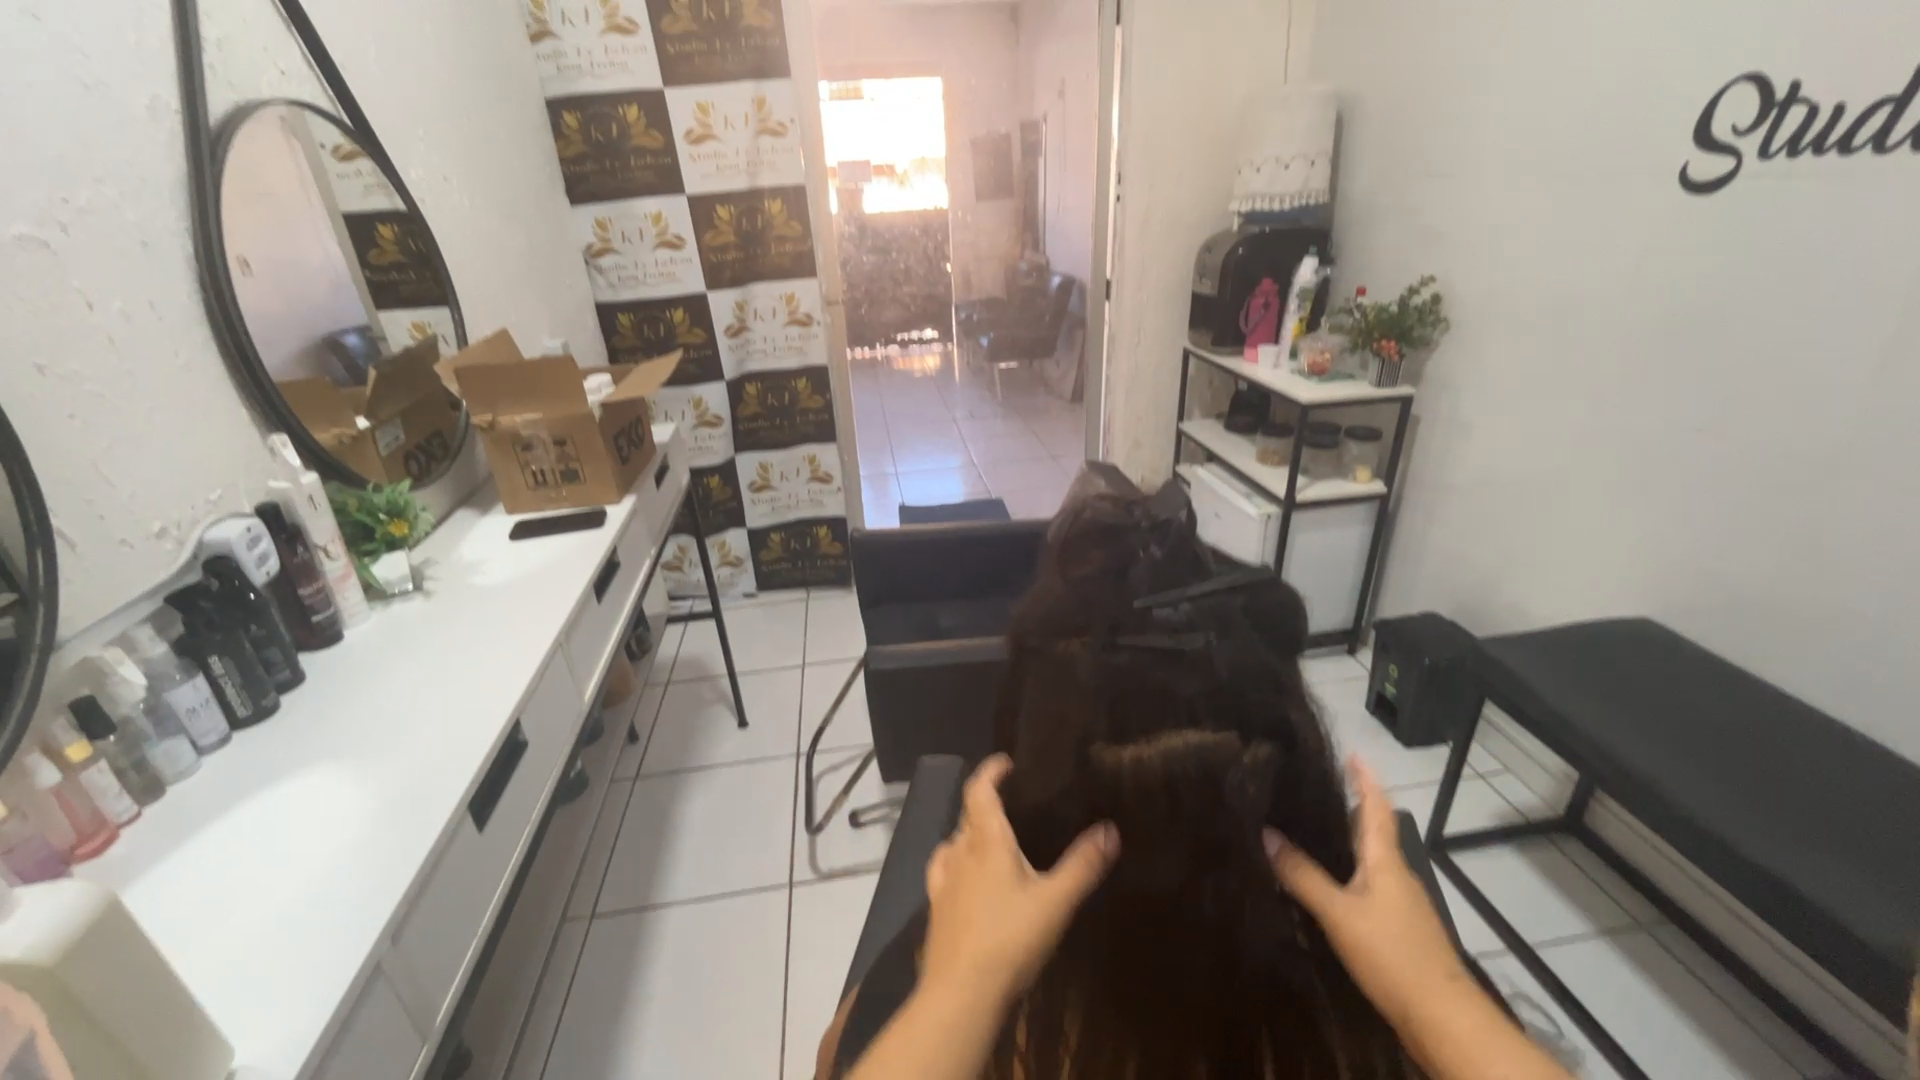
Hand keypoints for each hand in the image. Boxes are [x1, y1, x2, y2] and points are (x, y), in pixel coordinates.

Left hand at [921, 755, 1119, 1009]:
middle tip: (1012, 803)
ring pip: (955, 842)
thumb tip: (1110, 829)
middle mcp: (960, 852)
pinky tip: (965, 878)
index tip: (1005, 763)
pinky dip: (957, 863)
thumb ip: (1083, 866)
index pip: (980, 791)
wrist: (961, 991)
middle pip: (969, 815)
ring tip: (993, 840)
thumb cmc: (1010, 939)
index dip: (990, 771)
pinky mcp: (936, 907)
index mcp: (987, 841)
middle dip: (986, 802)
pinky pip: (944, 870)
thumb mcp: (1056, 902)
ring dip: (971, 833)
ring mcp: (943, 880)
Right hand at [1266, 757, 1471, 1024]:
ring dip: (1343, 843)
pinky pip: (1367, 888)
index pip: (1376, 808)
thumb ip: (1302, 875)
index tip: (1353, 753)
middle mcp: (1396, 875)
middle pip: (1371, 831)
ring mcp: (1400, 904)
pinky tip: (1322, 887)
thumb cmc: (1392, 954)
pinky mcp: (1398, 930)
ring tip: (1305, 832)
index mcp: (1385, 861)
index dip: (1365, 780)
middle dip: (1346, 808)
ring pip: (1368, 861)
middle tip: (1310, 789)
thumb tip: (1265, 832)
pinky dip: (1345, 875)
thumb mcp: (1338, 913)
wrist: (1442, 1017)